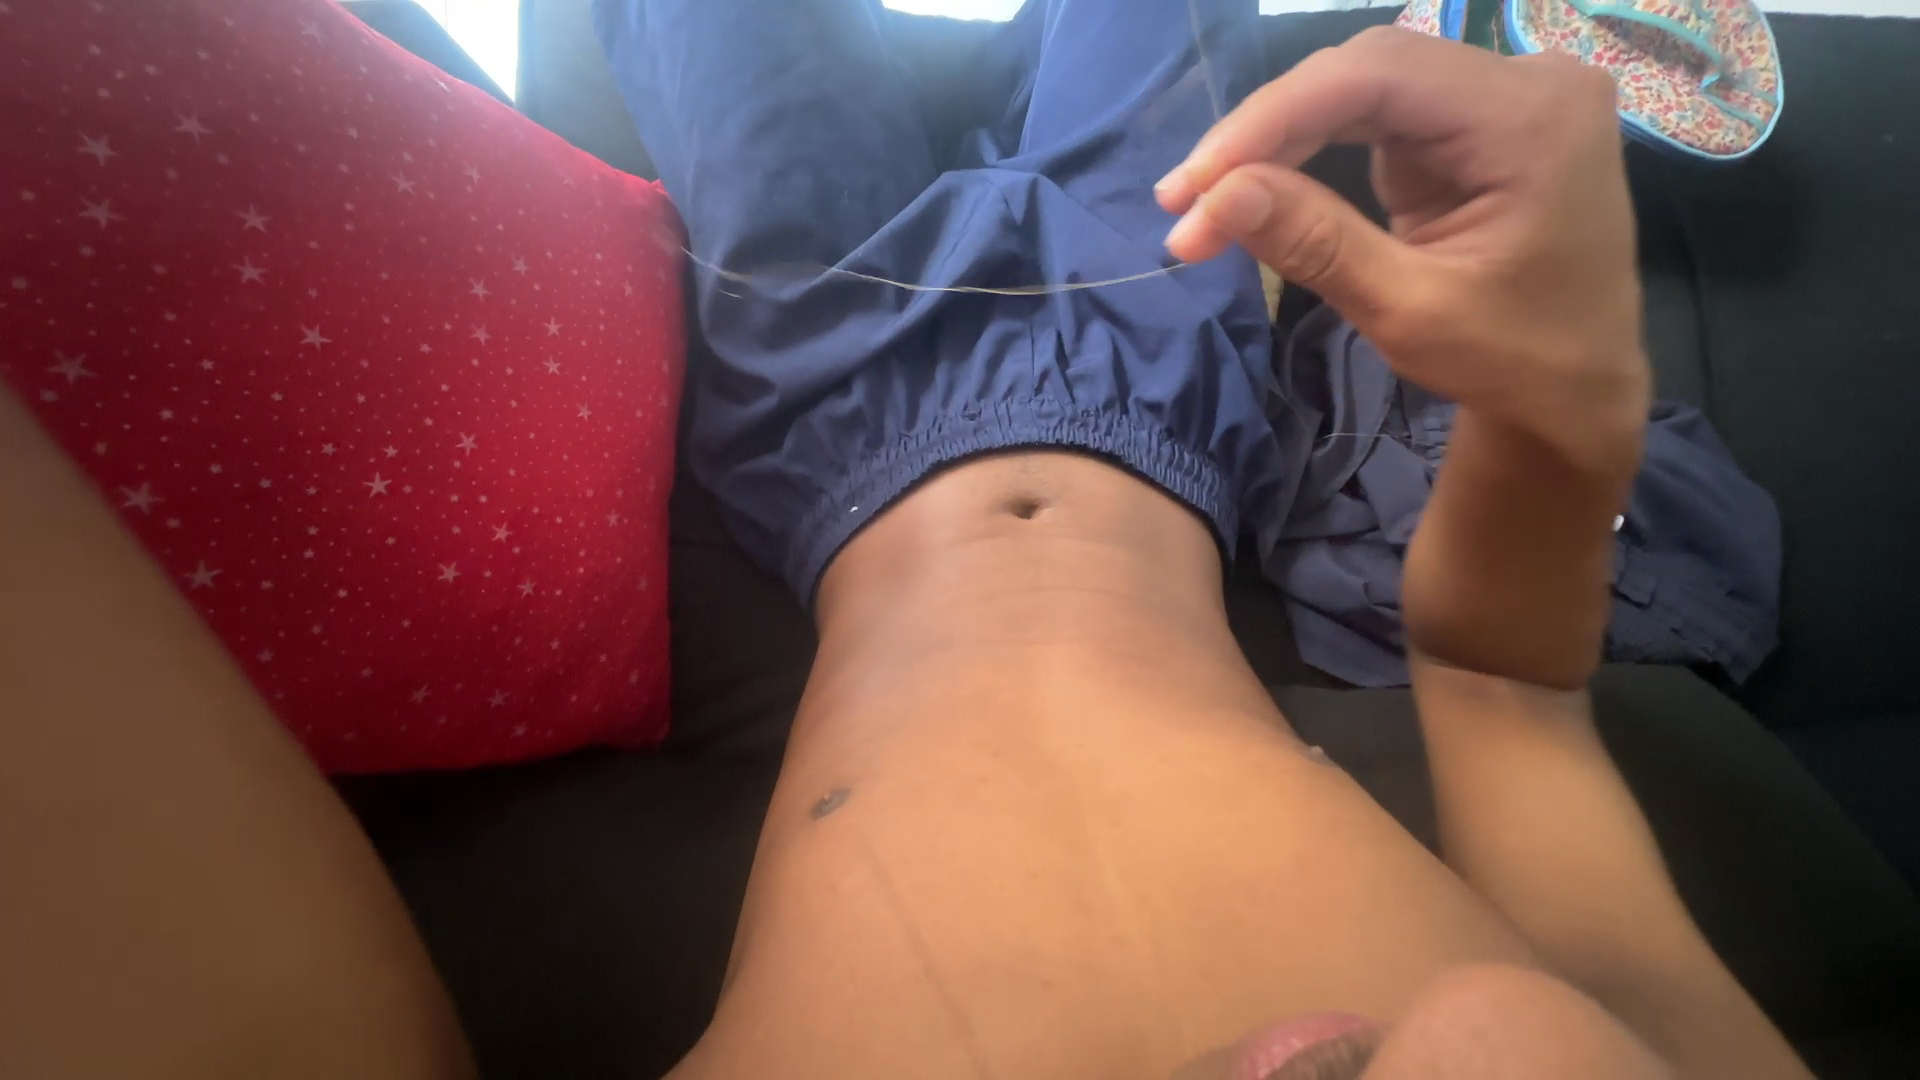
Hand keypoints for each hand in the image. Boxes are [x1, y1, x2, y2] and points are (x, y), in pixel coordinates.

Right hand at [1158, 29, 1651, 686]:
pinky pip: (1371, 123)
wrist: (1570, 389)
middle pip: (1364, 73)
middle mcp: (1518, 86)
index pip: (1376, 77)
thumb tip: (1216, 200)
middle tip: (1183, 198)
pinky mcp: (1466, 134)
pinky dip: (1306, 155)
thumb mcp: (1405, 308)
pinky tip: (1258, 184)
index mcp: (1526, 117)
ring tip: (1204, 197)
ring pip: (1360, 92)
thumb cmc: (1505, 358)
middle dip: (1264, 132)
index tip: (1194, 184)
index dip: (1270, 120)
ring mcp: (1494, 105)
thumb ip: (1315, 242)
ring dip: (1275, 142)